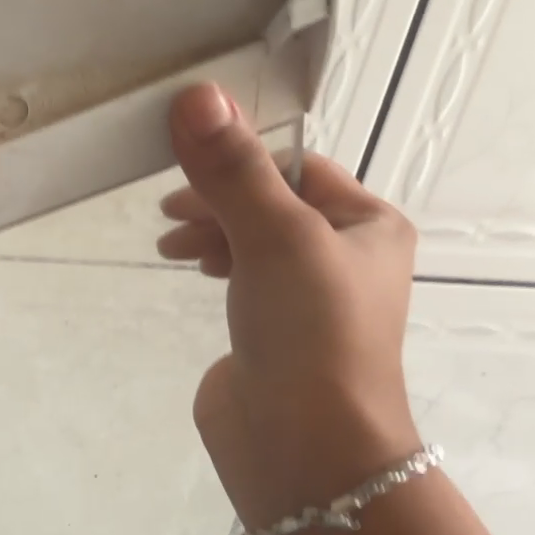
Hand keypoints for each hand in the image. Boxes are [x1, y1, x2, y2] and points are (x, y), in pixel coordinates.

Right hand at [156, 84, 421, 534]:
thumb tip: (194, 97)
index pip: (298, 170)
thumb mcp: (273, 237)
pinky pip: (240, 279)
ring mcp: (305, 299)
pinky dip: (213, 266)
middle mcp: (344, 257)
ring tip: (169, 247)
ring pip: (252, 242)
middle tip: (166, 214)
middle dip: (217, 201)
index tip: (181, 168)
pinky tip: (191, 272)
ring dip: (210, 233)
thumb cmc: (307, 330)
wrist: (299, 436)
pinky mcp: (269, 333)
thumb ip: (232, 172)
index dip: (240, 161)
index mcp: (368, 226)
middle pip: (270, 205)